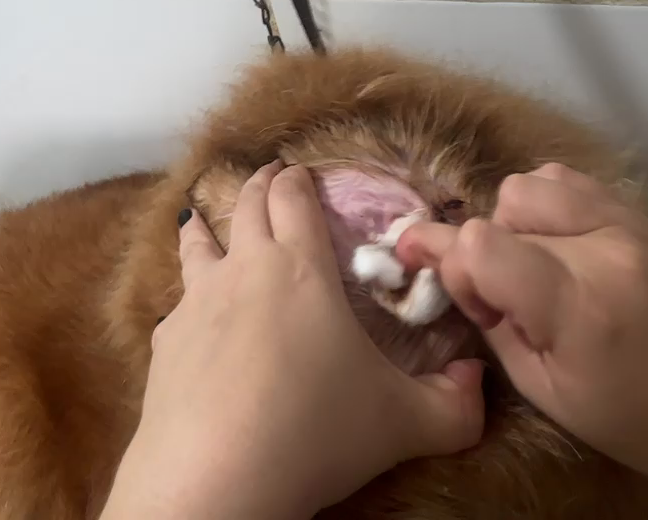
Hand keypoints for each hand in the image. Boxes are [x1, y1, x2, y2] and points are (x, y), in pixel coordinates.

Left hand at [101, 161, 484, 519]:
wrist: (218, 476)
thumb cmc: (317, 431)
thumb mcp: (403, 423)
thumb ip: (454, 404)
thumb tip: (480, 379)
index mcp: (300, 267)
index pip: (294, 198)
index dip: (297, 178)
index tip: (298, 170)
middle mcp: (245, 267)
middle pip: (249, 205)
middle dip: (260, 184)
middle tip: (268, 175)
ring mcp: (199, 298)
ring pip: (199, 242)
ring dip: (206, 225)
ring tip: (200, 218)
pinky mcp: (166, 337)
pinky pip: (179, 302)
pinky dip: (187, 295)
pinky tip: (189, 312)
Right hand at [395, 163, 647, 519]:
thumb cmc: (637, 423)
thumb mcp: (543, 389)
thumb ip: (486, 318)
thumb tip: (439, 264)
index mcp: (580, 306)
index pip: (479, 244)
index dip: (455, 268)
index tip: (470, 302)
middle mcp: (604, 248)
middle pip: (498, 210)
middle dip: (486, 255)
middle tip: (512, 302)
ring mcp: (627, 223)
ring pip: (527, 184)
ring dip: (514, 223)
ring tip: (539, 267)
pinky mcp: (640, 216)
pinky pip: (564, 179)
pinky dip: (546, 205)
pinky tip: (562, 245)